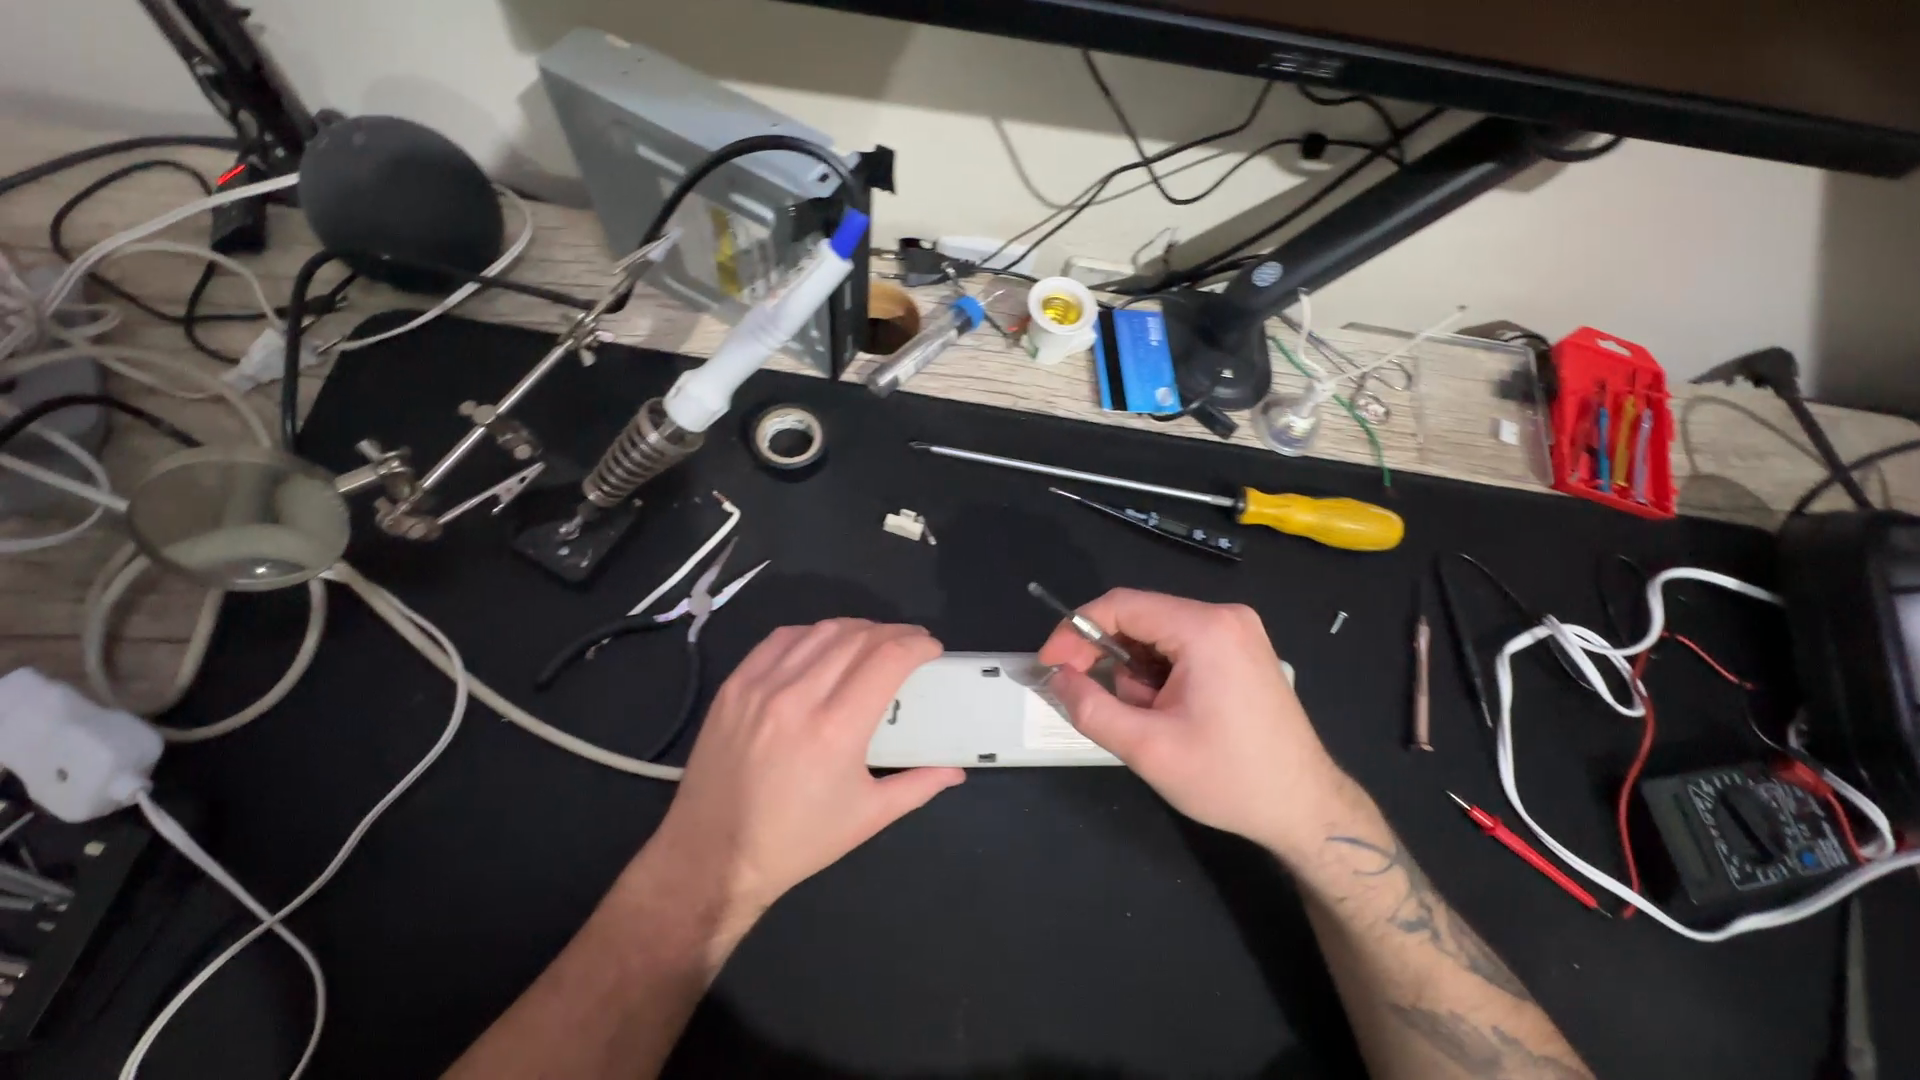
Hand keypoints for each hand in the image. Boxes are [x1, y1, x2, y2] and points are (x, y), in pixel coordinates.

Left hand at [641, 619, 965, 935]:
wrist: (712, 855)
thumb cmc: (796, 841)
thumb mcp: (867, 818)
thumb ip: (918, 785)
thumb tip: (955, 771)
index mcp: (837, 729)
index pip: (888, 658)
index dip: (918, 644)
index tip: (932, 648)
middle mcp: (798, 696)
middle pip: (858, 637)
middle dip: (894, 633)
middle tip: (910, 644)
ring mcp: (760, 687)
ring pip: (819, 631)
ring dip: (855, 629)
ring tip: (872, 641)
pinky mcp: (734, 687)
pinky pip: (779, 640)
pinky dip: (811, 634)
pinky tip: (823, 645)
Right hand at [1038, 589, 1345, 859]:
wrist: (1305, 808)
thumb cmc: (1228, 778)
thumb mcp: (1147, 749)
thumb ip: (1091, 708)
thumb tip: (1058, 678)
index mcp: (1205, 628)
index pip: (1120, 605)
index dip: (1075, 630)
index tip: (1051, 666)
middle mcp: (1225, 617)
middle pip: (1140, 618)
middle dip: (1108, 658)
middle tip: (1093, 701)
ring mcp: (1239, 632)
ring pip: (1158, 636)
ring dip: (1136, 673)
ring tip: (1150, 721)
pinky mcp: (1243, 651)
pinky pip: (1182, 647)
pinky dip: (1160, 674)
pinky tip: (1169, 713)